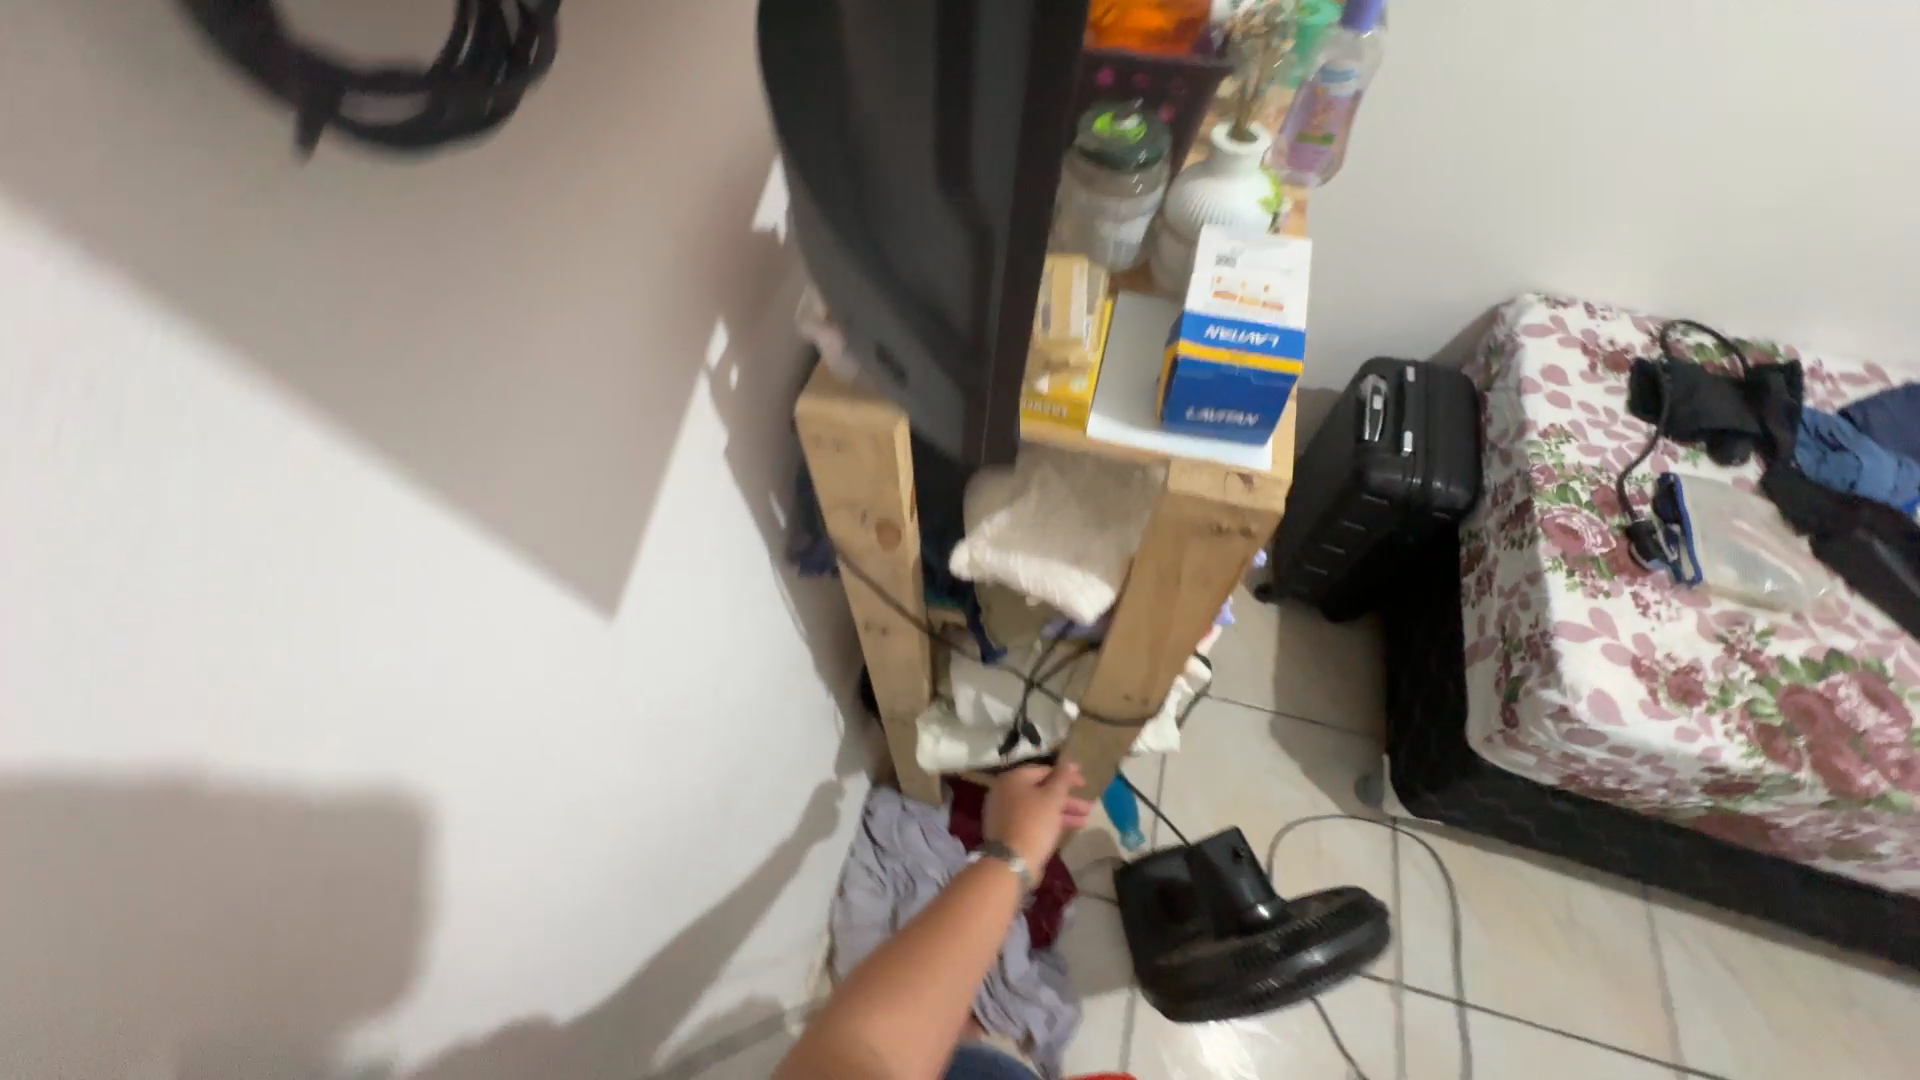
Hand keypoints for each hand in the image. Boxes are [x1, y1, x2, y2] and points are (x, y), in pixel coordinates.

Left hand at [984, 763, 1094, 868]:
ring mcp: (1005, 813)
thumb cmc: (1034, 823)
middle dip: (1068, 799)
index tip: (1084, 782)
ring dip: (1063, 812)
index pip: (1043, 770)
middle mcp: (1005, 792)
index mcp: (1013, 779)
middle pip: (1041, 790)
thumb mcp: (1052, 798)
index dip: (1066, 775)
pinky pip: (1033, 821)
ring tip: (1086, 820)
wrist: (1011, 861)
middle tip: (1089, 806)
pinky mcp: (1009, 832)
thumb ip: (1062, 778)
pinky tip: (1068, 829)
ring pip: (1039, 807)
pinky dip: (1050, 822)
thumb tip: (1069, 762)